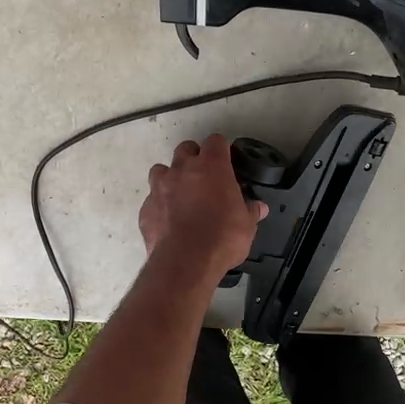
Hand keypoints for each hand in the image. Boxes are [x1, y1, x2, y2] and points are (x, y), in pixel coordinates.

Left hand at [138, 135, 268, 282]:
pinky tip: (168, 222)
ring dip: (171, 179)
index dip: (221, 150)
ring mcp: (159, 188)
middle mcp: (182, 169)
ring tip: (181, 198)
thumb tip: (258, 208)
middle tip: (203, 179)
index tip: (226, 162)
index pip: (216, 142)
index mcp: (211, 167)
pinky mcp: (145, 209)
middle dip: (194, 159)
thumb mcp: (246, 226)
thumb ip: (250, 212)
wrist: (185, 261)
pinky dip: (160, 207)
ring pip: (162, 171)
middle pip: (186, 149)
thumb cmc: (221, 238)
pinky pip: (152, 200)